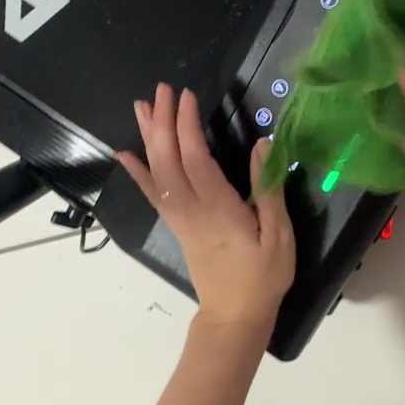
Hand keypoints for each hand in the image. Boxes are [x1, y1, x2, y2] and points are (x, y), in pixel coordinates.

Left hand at [116, 84, 294, 336]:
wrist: (235, 315)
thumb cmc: (262, 276)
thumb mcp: (278, 234)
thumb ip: (268, 189)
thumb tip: (264, 146)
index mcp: (219, 208)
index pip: (196, 158)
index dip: (188, 125)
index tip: (188, 96)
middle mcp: (191, 208)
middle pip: (168, 159)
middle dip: (164, 121)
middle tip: (162, 89)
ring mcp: (179, 217)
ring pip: (156, 171)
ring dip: (149, 137)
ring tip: (142, 107)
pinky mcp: (177, 224)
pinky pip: (152, 193)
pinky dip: (137, 171)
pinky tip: (126, 154)